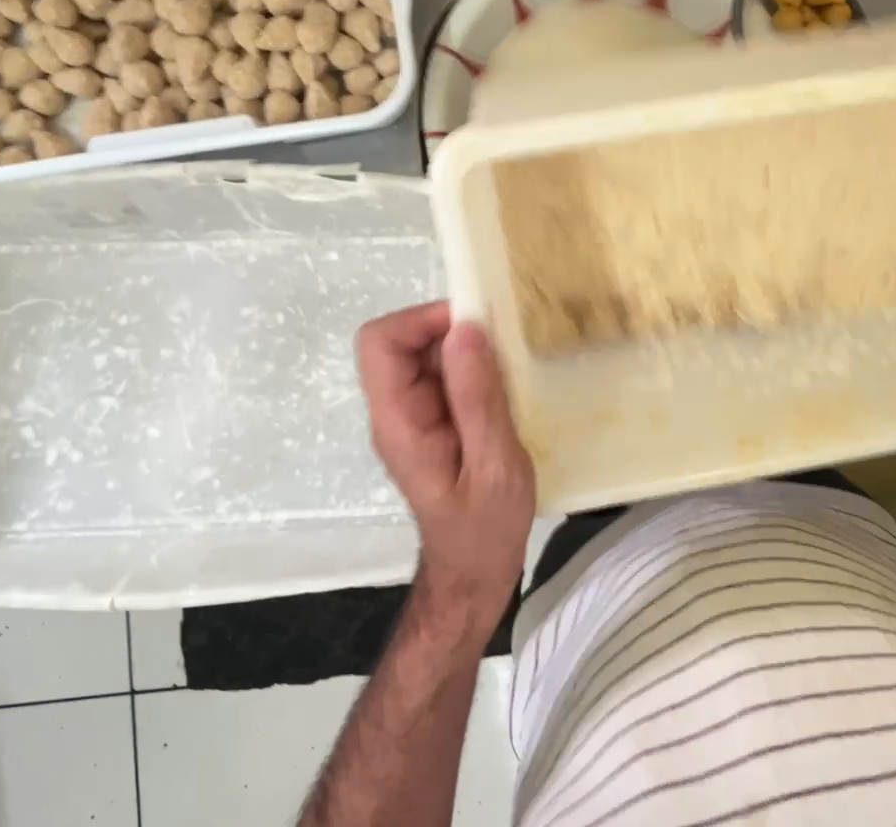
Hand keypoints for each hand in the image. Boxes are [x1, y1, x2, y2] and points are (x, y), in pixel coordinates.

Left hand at [356, 302, 535, 628]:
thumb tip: (465, 329)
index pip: (380, 343)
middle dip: (452, 331)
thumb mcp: (494, 466)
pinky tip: (510, 385)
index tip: (476, 325)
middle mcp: (397, 413)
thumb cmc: (485, 530)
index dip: (422, 320)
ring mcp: (414, 418)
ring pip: (427, 357)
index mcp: (399, 422)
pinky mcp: (435, 424)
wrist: (475, 574)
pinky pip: (446, 378)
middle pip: (402, 344)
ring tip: (515, 364)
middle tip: (505, 344)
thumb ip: (478, 399)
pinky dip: (476, 369)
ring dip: (469, 349)